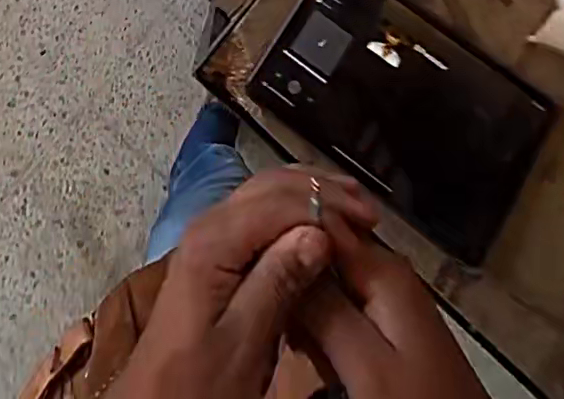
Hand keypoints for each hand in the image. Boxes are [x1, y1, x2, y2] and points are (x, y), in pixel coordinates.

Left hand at [109, 167, 378, 398]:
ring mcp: (212, 233)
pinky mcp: (216, 248)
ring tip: (352, 202)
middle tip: (367, 209)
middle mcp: (210, 222)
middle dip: (322, 190)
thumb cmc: (197, 387)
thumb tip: (320, 232)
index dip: (326, 205)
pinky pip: (261, 210)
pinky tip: (318, 218)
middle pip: (274, 184)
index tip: (367, 222)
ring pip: (268, 190)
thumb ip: (277, 282)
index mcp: (213, 239)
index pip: (280, 200)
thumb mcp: (241, 346)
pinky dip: (295, 206)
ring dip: (311, 191)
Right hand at [295, 214, 489, 398]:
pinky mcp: (388, 326)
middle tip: (287, 327)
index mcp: (381, 267)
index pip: (322, 221)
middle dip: (299, 285)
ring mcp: (388, 299)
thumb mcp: (367, 365)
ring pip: (329, 285)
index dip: (287, 236)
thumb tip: (288, 250)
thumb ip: (327, 307)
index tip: (261, 265)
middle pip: (322, 253)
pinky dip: (325, 331)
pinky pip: (343, 312)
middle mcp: (384, 271)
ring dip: (309, 313)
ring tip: (300, 346)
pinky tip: (317, 357)